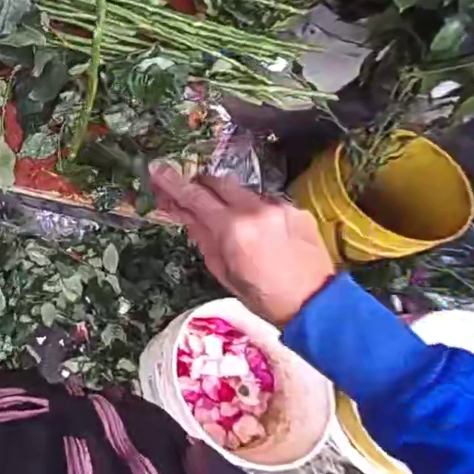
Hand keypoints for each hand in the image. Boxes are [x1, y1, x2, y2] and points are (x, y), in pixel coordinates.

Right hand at [150, 162, 337, 326]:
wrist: (315, 303)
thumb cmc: (263, 297)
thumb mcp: (223, 272)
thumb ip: (203, 237)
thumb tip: (185, 213)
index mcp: (232, 229)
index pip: (195, 196)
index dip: (173, 182)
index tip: (158, 170)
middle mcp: (255, 209)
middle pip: (218, 181)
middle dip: (201, 185)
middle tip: (191, 194)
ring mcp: (278, 205)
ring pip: (243, 190)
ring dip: (230, 200)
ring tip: (232, 223)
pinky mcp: (295, 208)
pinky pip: (266, 201)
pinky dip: (255, 211)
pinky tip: (261, 232)